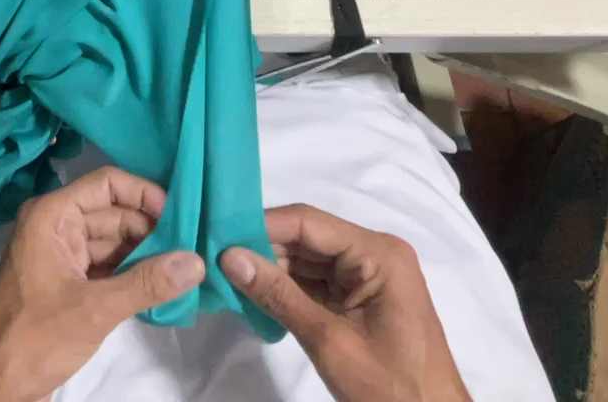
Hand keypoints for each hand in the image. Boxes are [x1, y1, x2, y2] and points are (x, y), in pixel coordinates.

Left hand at [0, 166, 205, 401]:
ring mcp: (61, 252)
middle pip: (113, 211)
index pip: (106, 184)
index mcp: (53, 215)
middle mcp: (56, 224)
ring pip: (112, 239)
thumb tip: (196, 261)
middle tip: (193, 245)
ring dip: (145, 251)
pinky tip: (162, 282)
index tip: (182, 215)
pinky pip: (105, 263)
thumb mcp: (95, 309)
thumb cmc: (36, 337)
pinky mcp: (67, 279)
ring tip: (186, 262)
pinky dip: (131, 271)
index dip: (144, 194)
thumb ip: (147, 283)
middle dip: (151, 227)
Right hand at [221, 205, 471, 401]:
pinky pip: (316, 280)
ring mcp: (369, 276)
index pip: (307, 222)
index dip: (261, 225)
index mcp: (377, 252)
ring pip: (307, 258)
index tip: (218, 235)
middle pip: (306, 237)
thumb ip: (278, 294)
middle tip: (216, 257)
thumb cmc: (391, 389)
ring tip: (227, 274)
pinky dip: (287, 288)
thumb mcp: (329, 341)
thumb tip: (228, 256)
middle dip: (263, 248)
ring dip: (271, 268)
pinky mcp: (362, 298)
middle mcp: (374, 252)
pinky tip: (254, 292)